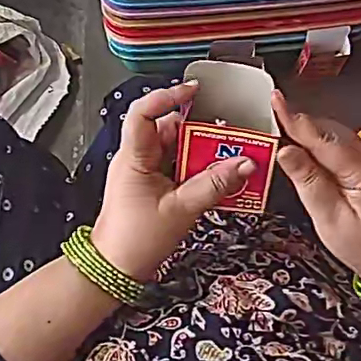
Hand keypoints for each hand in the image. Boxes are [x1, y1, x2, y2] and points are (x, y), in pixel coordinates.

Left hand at [92, 82, 255, 280]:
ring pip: (176, 146)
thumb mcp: (181, 210)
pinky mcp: (151, 182)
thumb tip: (245, 164)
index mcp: (134, 157)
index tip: (194, 91)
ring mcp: (143, 170)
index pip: (144, 112)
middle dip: (199, 128)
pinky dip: (197, 166)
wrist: (115, 269)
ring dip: (201, 149)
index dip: (168, 96)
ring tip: (228, 155)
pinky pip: (177, 164)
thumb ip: (215, 185)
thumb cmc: (135, 241)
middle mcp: (136, 157)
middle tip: (228, 133)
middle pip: (168, 128)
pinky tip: (217, 173)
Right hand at [273, 92, 360, 281]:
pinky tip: (302, 143)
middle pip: (326, 130)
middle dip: (297, 122)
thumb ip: (307, 181)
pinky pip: (338, 141)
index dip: (295, 119)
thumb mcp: (329, 219)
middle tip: (269, 117)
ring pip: (331, 132)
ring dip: (306, 130)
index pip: (322, 138)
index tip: (276, 101)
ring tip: (279, 128)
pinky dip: (317, 139)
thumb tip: (285, 151)